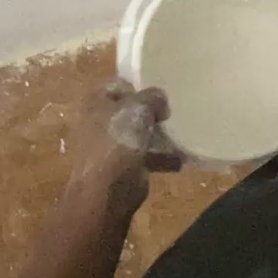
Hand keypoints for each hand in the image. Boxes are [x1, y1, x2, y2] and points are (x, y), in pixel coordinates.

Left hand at [65, 82, 181, 218]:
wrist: (105, 192)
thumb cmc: (118, 141)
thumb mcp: (139, 108)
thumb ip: (152, 97)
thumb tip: (160, 99)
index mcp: (96, 102)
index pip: (119, 85)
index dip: (139, 86)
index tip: (160, 90)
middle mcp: (99, 122)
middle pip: (129, 110)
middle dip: (150, 111)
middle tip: (171, 110)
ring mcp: (110, 146)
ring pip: (138, 134)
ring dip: (158, 135)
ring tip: (180, 132)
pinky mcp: (122, 168)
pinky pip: (145, 157)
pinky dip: (161, 158)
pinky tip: (180, 160)